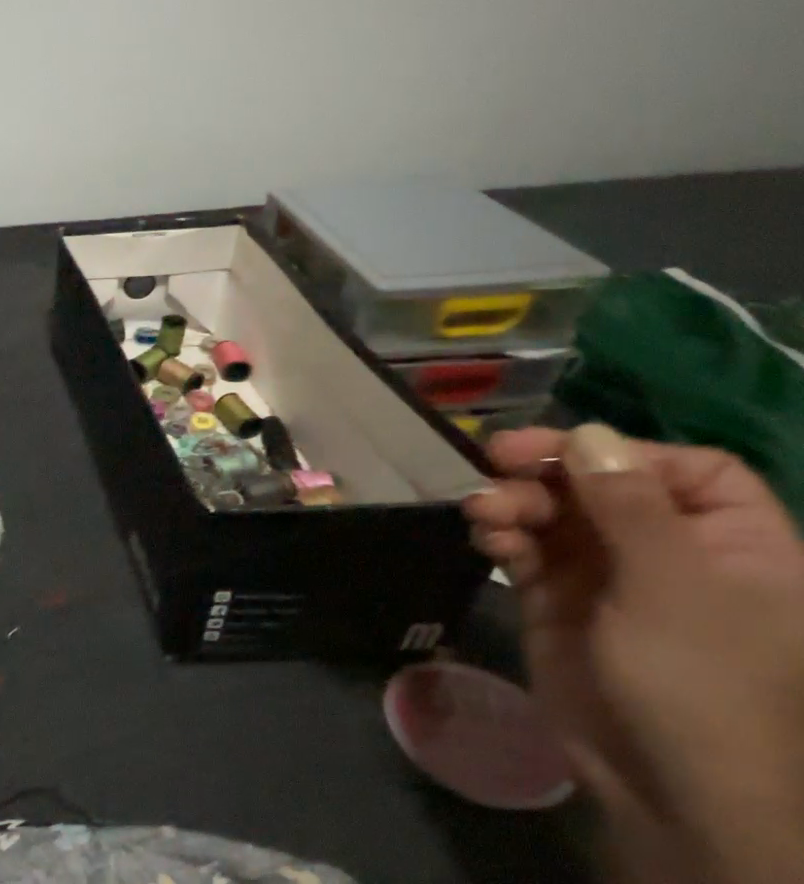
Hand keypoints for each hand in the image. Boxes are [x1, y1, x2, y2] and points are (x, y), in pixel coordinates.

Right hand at [465, 424, 803, 882]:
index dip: (629, 453)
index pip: (689, 469)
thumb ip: (629, 505)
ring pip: (555, 512)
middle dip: (549, 472)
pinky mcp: (556, 598)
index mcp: (733, 544)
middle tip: (494, 461)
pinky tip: (486, 537)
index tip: (567, 450)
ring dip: (515, 502)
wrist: (661, 782)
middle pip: (604, 484)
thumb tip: (591, 433)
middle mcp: (670, 551)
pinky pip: (525, 547)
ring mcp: (609, 576)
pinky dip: (502, 534)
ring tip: (483, 511)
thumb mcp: (673, 586)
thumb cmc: (695, 679)